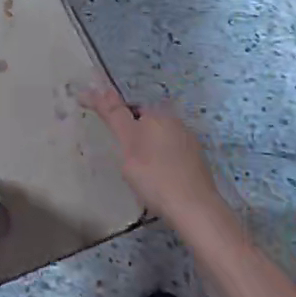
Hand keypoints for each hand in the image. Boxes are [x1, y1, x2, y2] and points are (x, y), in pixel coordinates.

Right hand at [84, 86, 228, 228]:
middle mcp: (176, 122)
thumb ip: (113, 114)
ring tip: (141, 173)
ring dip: (149, 149)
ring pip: (160, 139)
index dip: (116, 120)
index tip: (112, 140)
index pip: (129, 108)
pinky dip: (163, 162)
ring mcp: (190, 143)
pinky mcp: (198, 162)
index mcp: (157, 114)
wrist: (193, 208)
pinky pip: (172, 155)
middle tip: (123, 159)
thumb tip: (97, 88)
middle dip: (134, 135)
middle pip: (146, 123)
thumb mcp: (127, 142)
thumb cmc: (153, 174)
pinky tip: (159, 180)